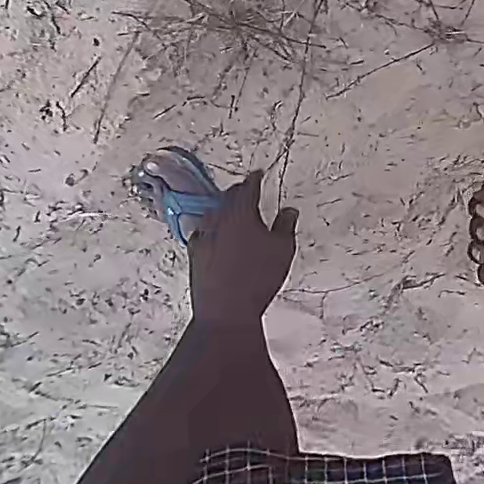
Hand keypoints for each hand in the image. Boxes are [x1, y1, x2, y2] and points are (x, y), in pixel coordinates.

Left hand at [187, 171, 298, 330]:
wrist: (226, 310)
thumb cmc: (257, 278)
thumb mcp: (282, 250)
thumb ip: (285, 225)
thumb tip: (289, 211)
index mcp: (241, 213)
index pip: (247, 188)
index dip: (254, 179)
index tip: (258, 174)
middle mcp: (219, 220)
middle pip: (227, 197)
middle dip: (239, 191)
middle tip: (248, 190)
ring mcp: (203, 236)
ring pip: (213, 212)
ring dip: (224, 208)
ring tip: (234, 211)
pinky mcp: (194, 254)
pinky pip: (202, 231)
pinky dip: (211, 227)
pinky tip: (215, 234)